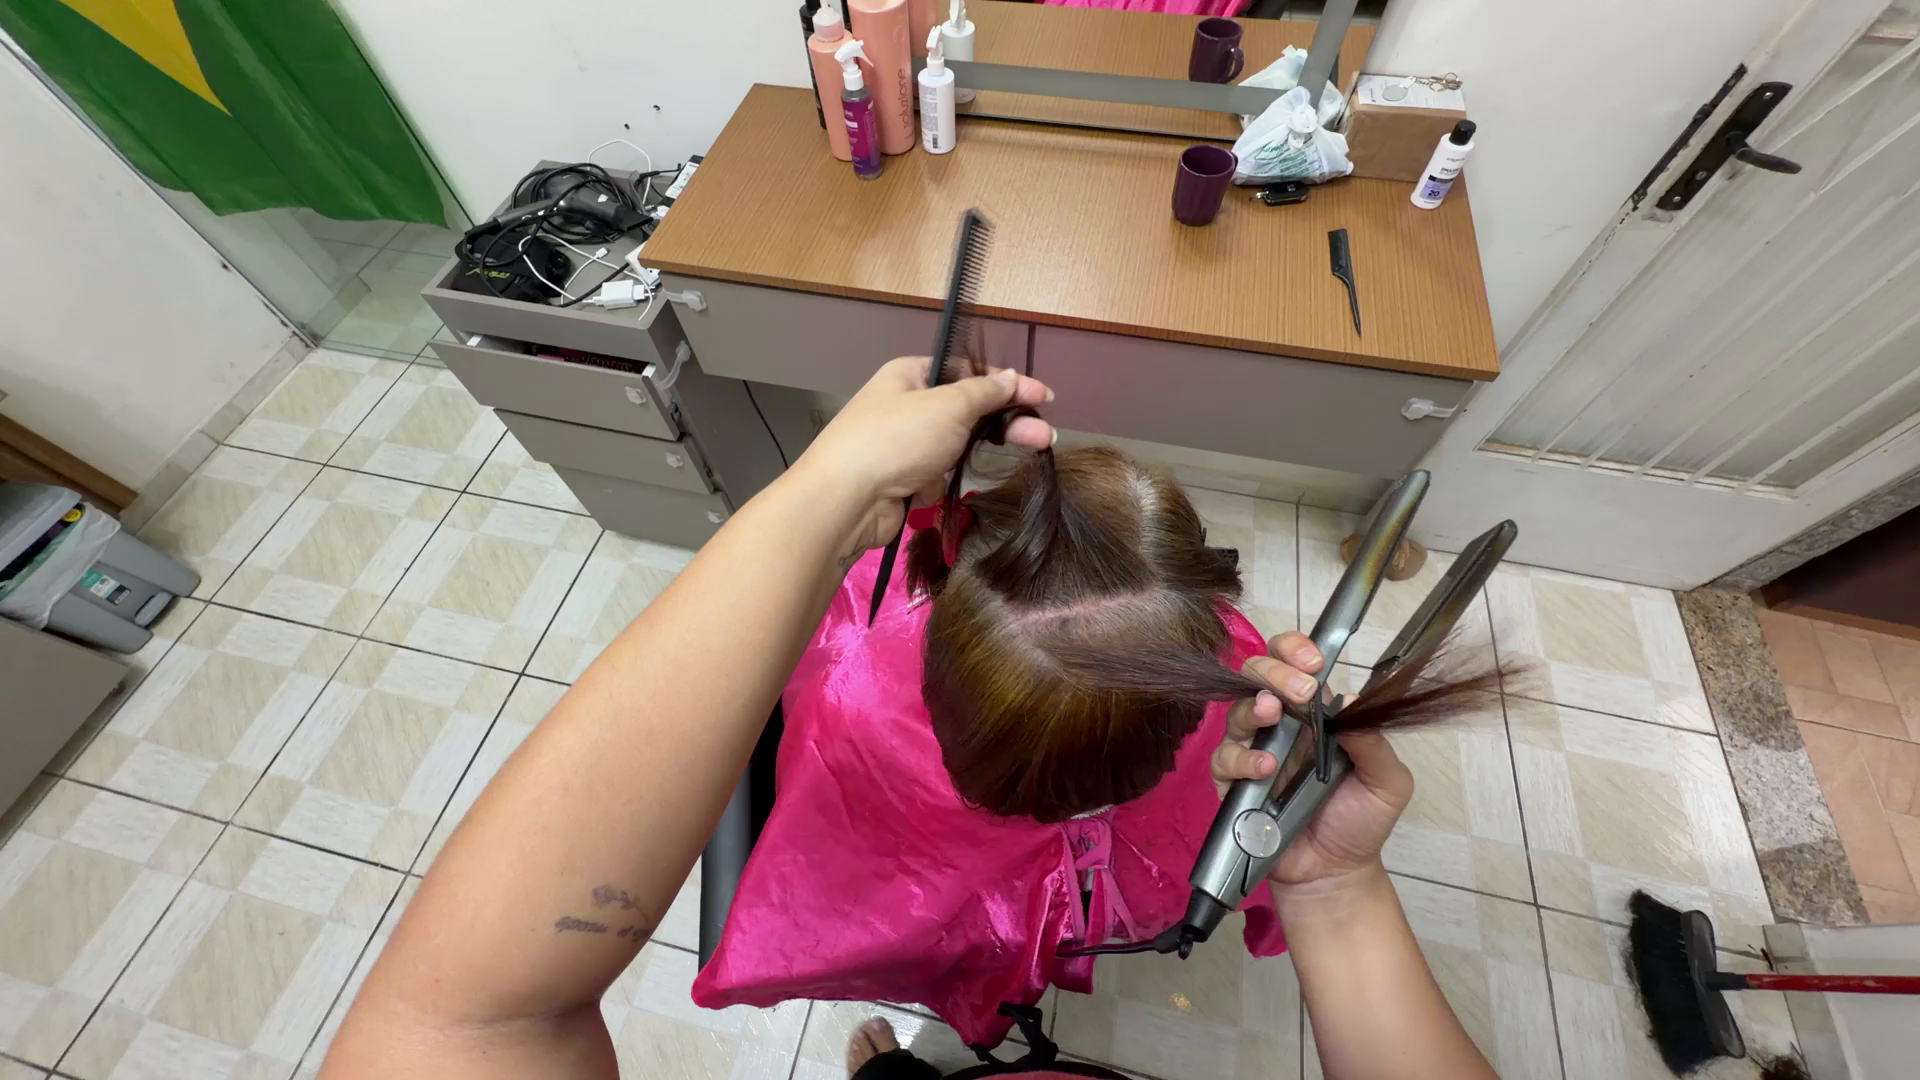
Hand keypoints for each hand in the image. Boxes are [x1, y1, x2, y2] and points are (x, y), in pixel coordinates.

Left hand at [790, 356, 1053, 553]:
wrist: (846, 500)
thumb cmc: (897, 439)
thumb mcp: (948, 405)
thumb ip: (984, 392)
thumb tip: (1010, 377)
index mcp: (910, 374)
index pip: (967, 372)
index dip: (1006, 384)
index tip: (1043, 398)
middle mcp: (906, 405)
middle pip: (967, 409)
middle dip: (1006, 422)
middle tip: (1045, 435)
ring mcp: (903, 443)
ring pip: (955, 444)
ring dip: (977, 450)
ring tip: (1024, 450)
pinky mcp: (902, 479)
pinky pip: (937, 473)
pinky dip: (943, 480)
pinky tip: (942, 485)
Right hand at [1214, 633, 1414, 898]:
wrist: (1335, 872)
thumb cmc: (1358, 820)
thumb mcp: (1386, 781)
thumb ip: (1372, 741)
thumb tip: (1351, 700)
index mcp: (1310, 712)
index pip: (1291, 662)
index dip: (1294, 650)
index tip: (1312, 662)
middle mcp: (1276, 722)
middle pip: (1256, 674)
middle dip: (1273, 672)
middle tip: (1300, 690)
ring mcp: (1250, 748)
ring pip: (1236, 710)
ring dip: (1254, 707)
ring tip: (1273, 715)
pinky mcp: (1231, 780)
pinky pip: (1224, 758)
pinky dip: (1243, 758)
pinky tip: (1266, 768)